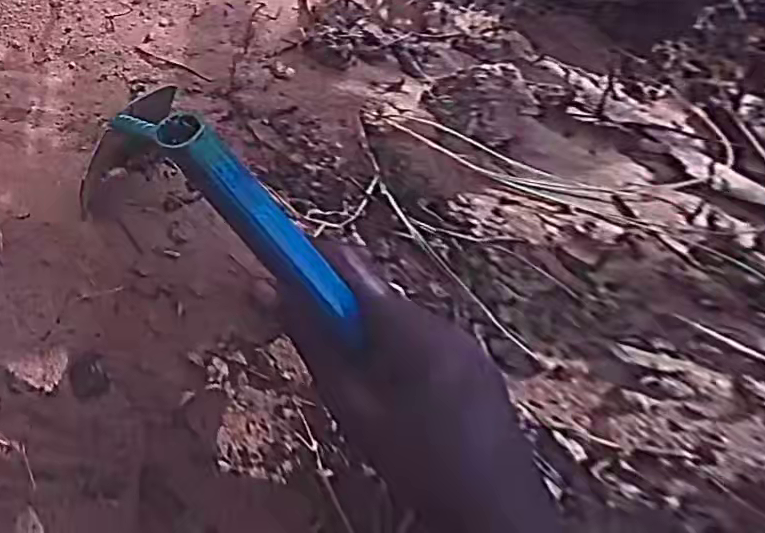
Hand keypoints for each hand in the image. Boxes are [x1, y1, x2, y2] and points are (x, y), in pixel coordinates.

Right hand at [283, 241, 559, 532]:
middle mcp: (440, 323)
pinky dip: (393, 346)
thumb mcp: (346, 398)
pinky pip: (419, 335)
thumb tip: (262, 286)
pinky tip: (392, 389)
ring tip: (356, 376)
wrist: (502, 522)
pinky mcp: (477, 364)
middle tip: (312, 337)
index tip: (276, 264)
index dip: (305, 257)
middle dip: (334, 304)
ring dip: (364, 329)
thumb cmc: (414, 461)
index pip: (345, 261)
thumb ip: (308, 335)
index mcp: (407, 327)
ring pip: (392, 314)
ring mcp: (464, 343)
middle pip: (368, 289)